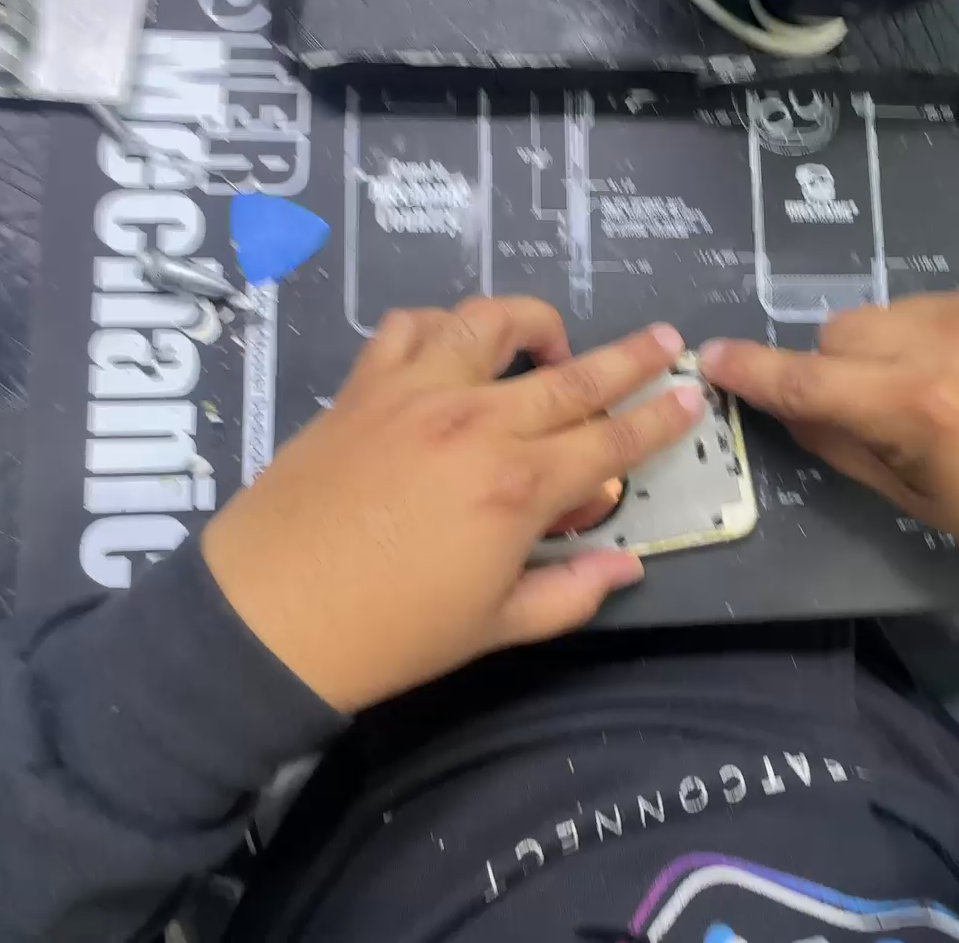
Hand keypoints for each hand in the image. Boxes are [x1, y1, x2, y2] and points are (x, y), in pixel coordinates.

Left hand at [202, 297, 701, 712]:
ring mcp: (416, 394)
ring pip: (490, 324)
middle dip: (630, 356)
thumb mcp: (496, 628)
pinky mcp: (364, 387)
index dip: (660, 419)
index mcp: (518, 487)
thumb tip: (628, 565)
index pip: (612, 443)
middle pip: (573, 375)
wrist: (267, 621)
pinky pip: (409, 327)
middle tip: (663, 338)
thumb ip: (572, 591)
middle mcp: (476, 423)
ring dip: (534, 323)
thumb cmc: (390, 634)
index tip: (691, 395)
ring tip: (551, 342)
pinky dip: (441, 325)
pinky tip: (453, 348)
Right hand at [698, 283, 958, 577]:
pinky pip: (935, 303)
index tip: (712, 358)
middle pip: (839, 331)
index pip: (810, 380)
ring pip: (883, 312)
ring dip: (880, 346)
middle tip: (866, 406)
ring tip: (930, 384)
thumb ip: (836, 441)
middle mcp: (950, 338)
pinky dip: (929, 333)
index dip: (753, 371)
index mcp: (923, 404)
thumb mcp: (910, 496)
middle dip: (833, 367)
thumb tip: (785, 403)